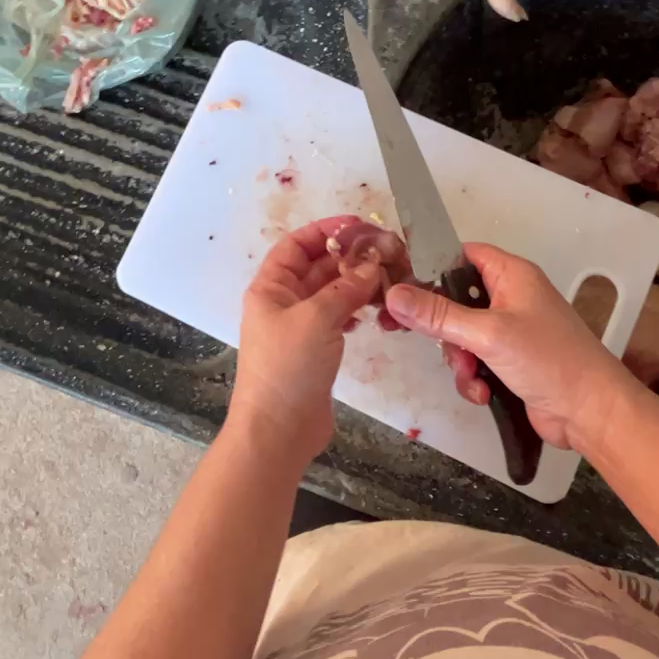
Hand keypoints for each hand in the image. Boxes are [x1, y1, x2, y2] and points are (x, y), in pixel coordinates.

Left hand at [231, 217, 388, 465]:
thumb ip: (346, 288)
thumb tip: (372, 264)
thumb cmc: (288, 368)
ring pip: (331, 293)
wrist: (278, 432)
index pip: (296, 245)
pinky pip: (337, 317)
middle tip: (386, 252)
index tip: (360, 226)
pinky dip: (356, 309)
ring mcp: (299, 327)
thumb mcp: (317, 318)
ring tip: (388, 280)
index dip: (325, 230)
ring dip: (356, 283)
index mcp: (270, 287)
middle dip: (349, 257)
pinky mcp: (315, 350)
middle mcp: (282, 302)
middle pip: (317, 267)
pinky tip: (375, 310)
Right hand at [385, 243, 633, 449]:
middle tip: (436, 344)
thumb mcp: (487, 334)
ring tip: (474, 377)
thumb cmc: (547, 359)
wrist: (592, 413)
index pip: (462, 255)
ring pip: (461, 336)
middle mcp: (510, 297)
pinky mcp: (510, 362)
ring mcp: (510, 331)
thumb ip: (438, 315)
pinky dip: (474, 378)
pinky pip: (476, 362)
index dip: (433, 268)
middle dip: (444, 329)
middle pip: (455, 301)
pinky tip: (484, 393)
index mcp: (511, 274)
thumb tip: (393, 294)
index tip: (405, 289)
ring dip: (460, 361)